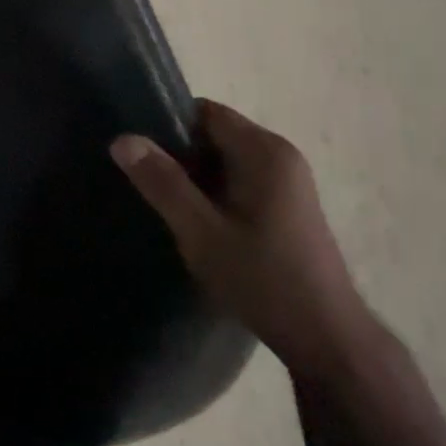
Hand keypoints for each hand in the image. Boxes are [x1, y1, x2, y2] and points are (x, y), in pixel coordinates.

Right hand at [110, 100, 379, 378]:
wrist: (322, 332)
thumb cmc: (261, 277)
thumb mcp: (200, 231)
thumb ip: (162, 183)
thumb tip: (123, 138)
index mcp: (264, 153)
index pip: (206, 112)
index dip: (165, 123)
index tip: (132, 149)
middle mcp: (280, 156)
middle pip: (214, 134)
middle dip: (175, 152)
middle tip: (136, 179)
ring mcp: (286, 181)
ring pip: (223, 160)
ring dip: (190, 175)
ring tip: (156, 200)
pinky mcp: (284, 205)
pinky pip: (236, 180)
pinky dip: (209, 192)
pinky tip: (189, 220)